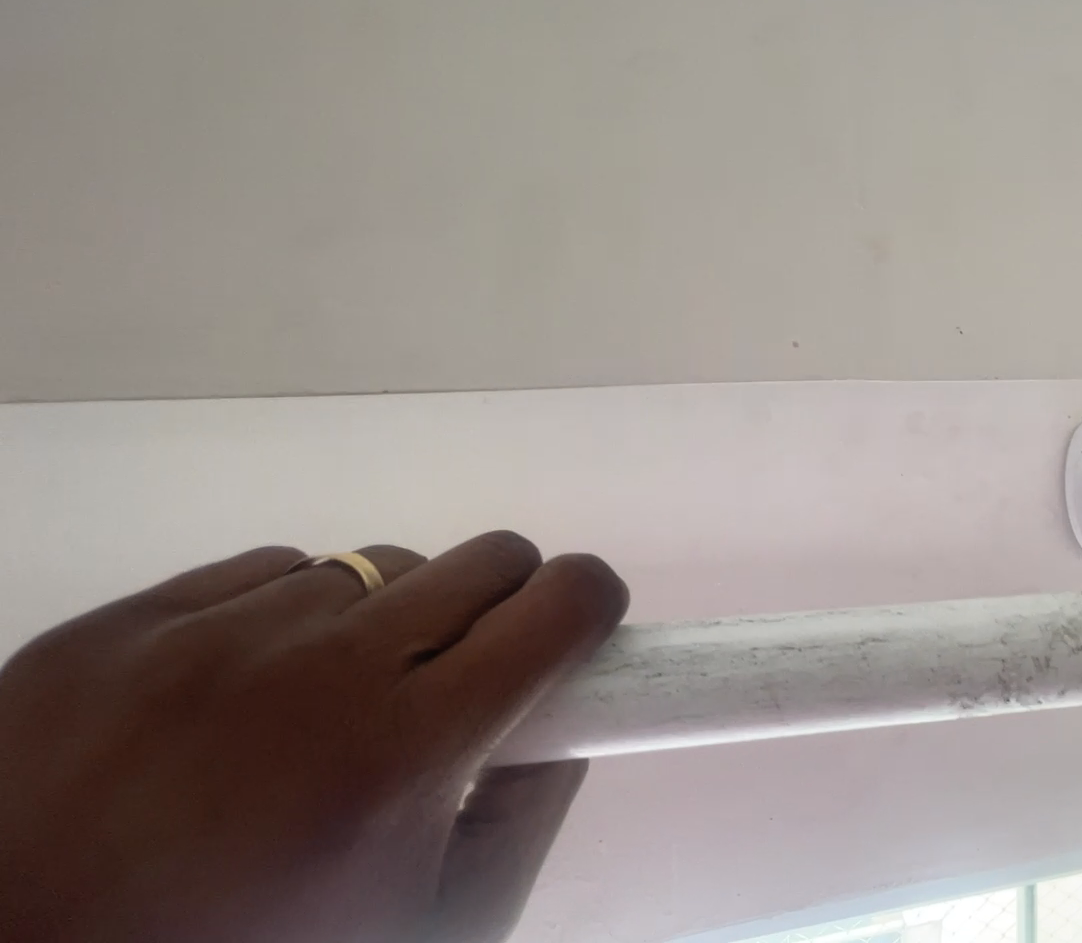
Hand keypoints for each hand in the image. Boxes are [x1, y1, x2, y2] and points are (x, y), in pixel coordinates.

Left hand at [0, 533, 627, 942]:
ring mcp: (202, 639)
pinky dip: (289, 617)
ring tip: (329, 699)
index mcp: (402, 754)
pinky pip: (269, 571)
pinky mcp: (109, 628)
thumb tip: (567, 717)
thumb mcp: (432, 927)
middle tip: (466, 667)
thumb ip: (529, 818)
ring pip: (381, 563)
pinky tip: (243, 694)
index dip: (590, 605)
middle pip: (489, 557)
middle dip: (507, 602)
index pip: (561, 603)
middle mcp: (314, 672)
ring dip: (390, 616)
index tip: (579, 631)